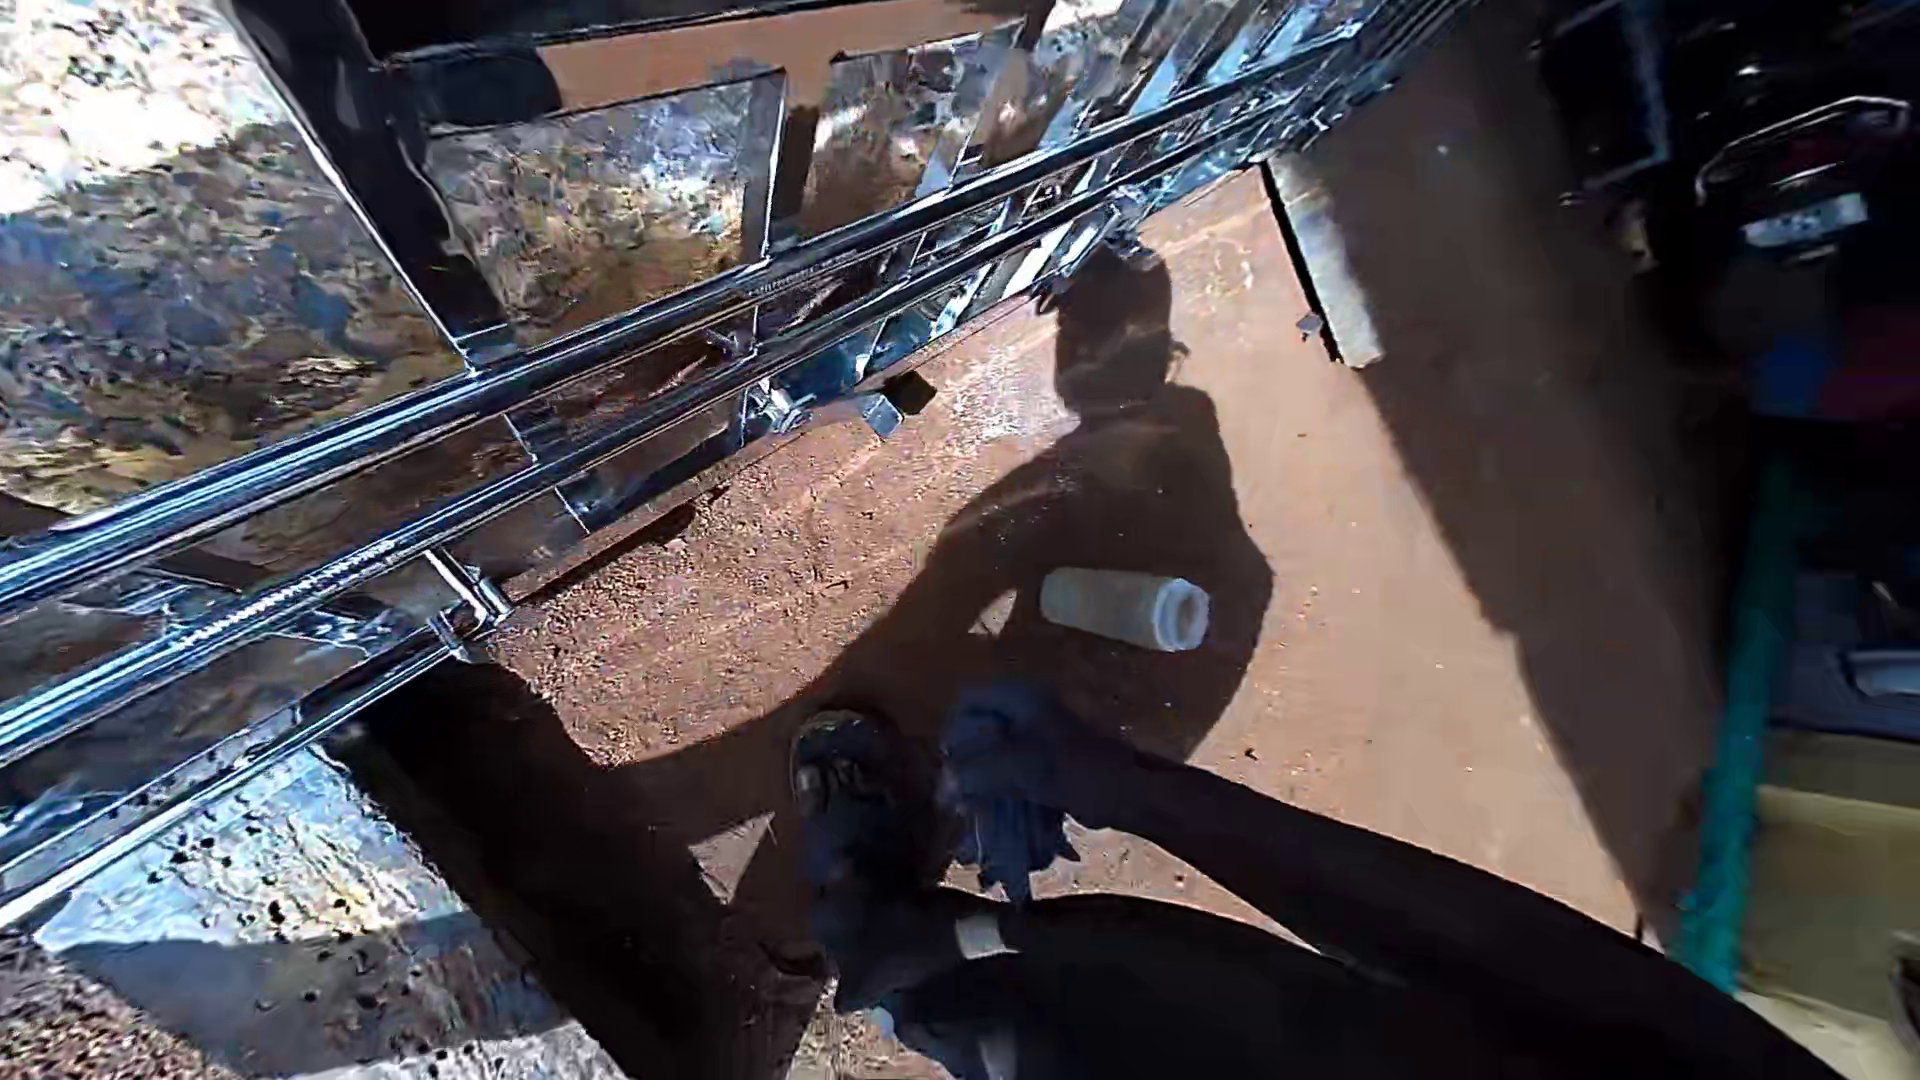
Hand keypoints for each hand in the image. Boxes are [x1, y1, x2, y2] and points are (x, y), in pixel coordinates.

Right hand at [940, 681, 1143, 828]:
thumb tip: (943, 786)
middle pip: (978, 724)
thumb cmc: (1079, 772)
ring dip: (981, 774)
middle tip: (958, 790)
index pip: (968, 699)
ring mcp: (1035, 730)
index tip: (950, 764)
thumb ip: (978, 772)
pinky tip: (995, 807)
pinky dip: (999, 783)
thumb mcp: (1022, 769)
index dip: (953, 729)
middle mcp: (1024, 706)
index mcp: (1019, 697)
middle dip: (966, 757)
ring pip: (992, 747)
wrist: (1128, 793)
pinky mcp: (1044, 754)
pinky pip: (1009, 764)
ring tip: (973, 804)